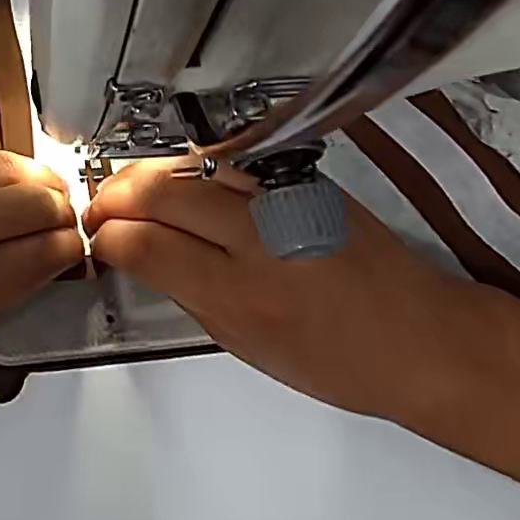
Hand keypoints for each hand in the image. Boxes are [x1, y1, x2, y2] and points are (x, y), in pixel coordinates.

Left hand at [0, 146, 81, 430]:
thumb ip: (5, 290)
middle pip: (34, 201)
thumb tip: (48, 256)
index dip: (71, 247)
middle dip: (63, 210)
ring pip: (7, 165)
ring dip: (36, 178)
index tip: (77, 245)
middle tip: (68, 217)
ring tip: (44, 190)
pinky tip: (3, 177)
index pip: (43, 251)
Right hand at [83, 157, 483, 421]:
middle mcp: (260, 236)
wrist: (420, 335)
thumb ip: (188, 294)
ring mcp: (281, 197)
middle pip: (159, 191)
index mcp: (242, 293)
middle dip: (114, 196)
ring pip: (188, 164)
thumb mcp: (247, 346)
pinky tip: (171, 180)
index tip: (99, 240)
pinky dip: (186, 167)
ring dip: (144, 174)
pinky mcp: (299, 178)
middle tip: (101, 210)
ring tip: (125, 191)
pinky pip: (224, 161)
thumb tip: (143, 256)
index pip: (146, 245)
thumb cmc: (342, 359)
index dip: (108, 237)